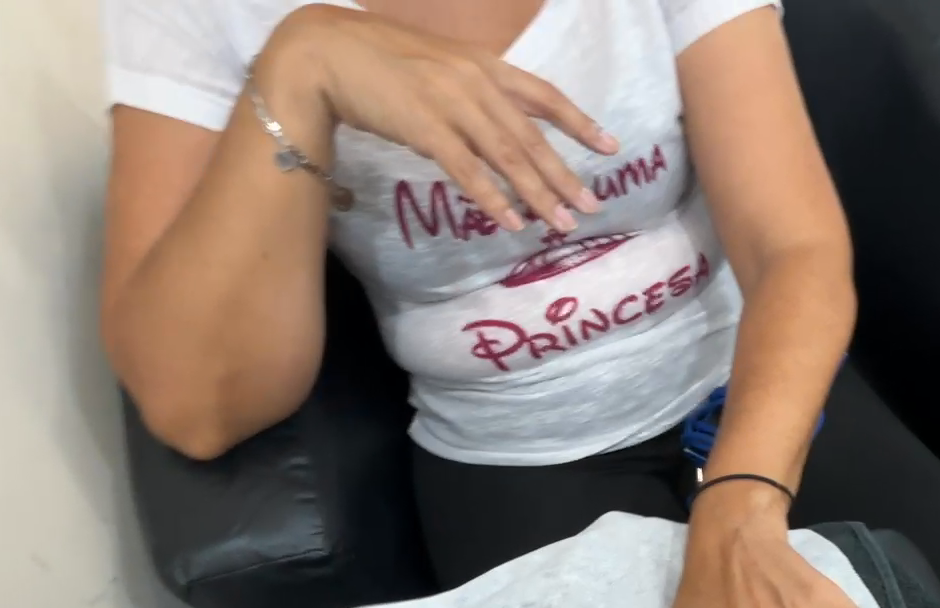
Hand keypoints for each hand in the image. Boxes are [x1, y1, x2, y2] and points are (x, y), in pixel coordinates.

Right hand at [262, 5, 617, 230]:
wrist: (328, 52)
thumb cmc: (386, 62)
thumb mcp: (445, 68)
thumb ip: (481, 94)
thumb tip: (510, 128)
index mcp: (485, 65)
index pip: (545, 95)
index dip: (579, 122)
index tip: (611, 147)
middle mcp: (476, 82)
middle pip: (532, 137)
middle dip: (564, 175)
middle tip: (592, 207)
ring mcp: (451, 103)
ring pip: (508, 156)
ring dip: (538, 194)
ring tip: (562, 224)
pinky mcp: (425, 127)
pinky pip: (468, 170)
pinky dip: (492, 198)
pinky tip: (512, 222)